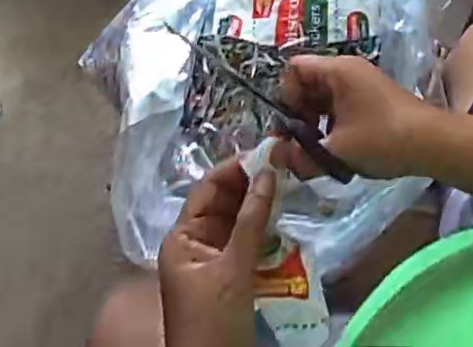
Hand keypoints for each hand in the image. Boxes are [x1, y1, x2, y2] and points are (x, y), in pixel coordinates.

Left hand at [157, 158, 274, 346]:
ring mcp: (214, 258)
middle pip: (224, 200)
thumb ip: (251, 219)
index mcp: (183, 237)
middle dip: (252, 180)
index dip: (236, 166)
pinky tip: (283, 211)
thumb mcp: (233, 270)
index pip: (209, 188)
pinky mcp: (231, 274)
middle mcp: (195, 242)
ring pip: (238, 217)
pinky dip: (264, 225)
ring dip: (260, 200)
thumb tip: (268, 170)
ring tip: (288, 178)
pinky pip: (247, 238)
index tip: (267, 149)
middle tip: (284, 160)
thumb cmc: (213, 323)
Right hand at [275, 55, 443, 179]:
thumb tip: (274, 157)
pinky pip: (339, 105)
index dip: (286, 95)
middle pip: (308, 82)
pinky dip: (331, 124)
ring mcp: (360, 83)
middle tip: (296, 144)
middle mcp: (347, 70)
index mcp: (337, 70)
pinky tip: (335, 150)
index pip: (295, 68)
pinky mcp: (370, 98)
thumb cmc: (382, 138)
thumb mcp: (338, 151)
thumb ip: (302, 155)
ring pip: (323, 97)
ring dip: (314, 122)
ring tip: (315, 151)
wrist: (432, 143)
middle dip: (298, 113)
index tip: (289, 125)